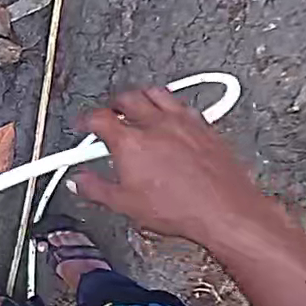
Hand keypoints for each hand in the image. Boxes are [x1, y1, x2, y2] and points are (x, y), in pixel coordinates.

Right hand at [71, 87, 287, 249]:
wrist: (225, 211)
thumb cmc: (180, 208)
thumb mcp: (124, 204)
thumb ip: (95, 188)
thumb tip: (80, 181)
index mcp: (130, 142)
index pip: (99, 118)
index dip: (86, 120)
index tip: (84, 125)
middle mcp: (156, 125)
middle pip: (128, 98)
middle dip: (113, 104)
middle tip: (108, 115)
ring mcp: (183, 122)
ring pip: (157, 94)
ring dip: (142, 98)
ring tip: (136, 108)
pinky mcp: (205, 127)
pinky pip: (183, 105)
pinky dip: (170, 107)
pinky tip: (169, 118)